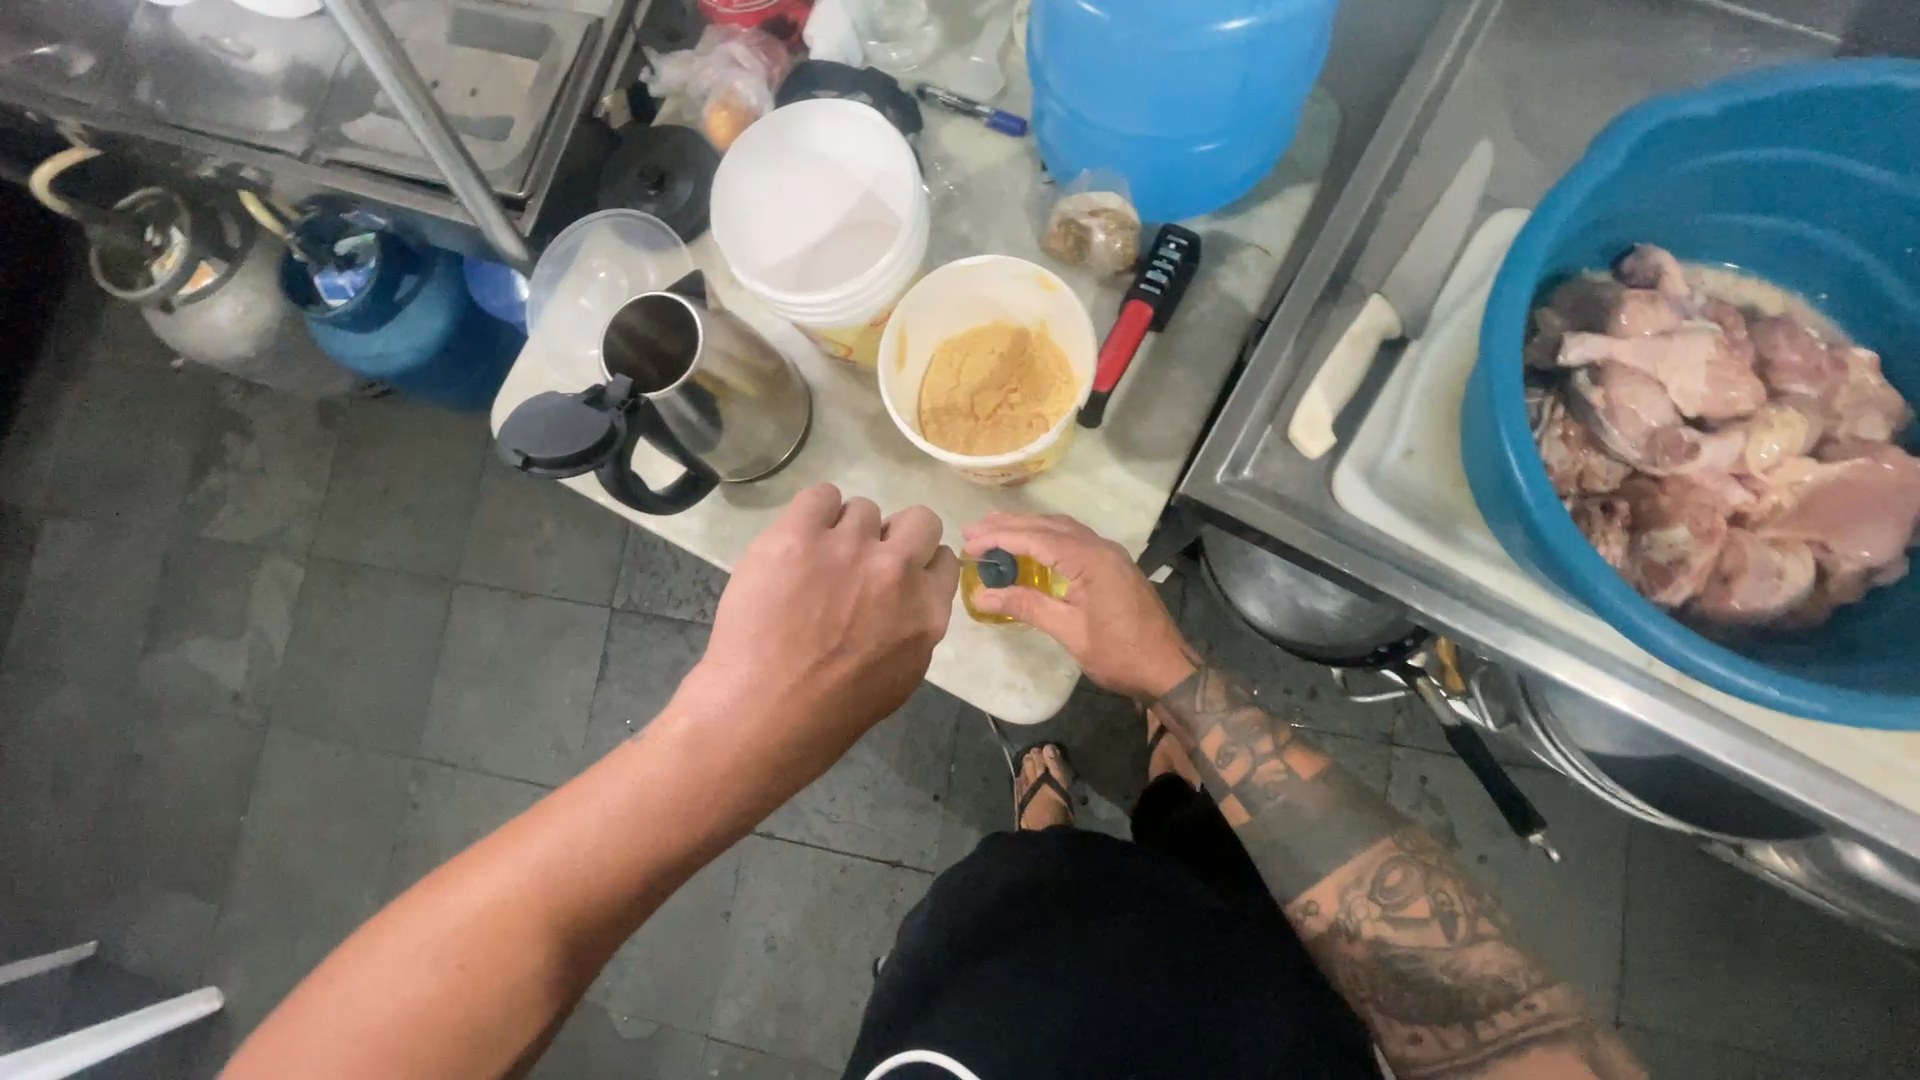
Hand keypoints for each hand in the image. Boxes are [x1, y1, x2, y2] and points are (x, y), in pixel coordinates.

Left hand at [682, 485, 960, 766]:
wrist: (763, 713)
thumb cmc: (831, 711)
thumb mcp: (900, 677)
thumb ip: (913, 627)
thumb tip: (907, 598)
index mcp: (926, 611)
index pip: (943, 559)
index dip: (919, 562)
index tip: (896, 574)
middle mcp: (897, 570)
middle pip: (919, 520)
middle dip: (896, 536)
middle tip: (863, 560)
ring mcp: (849, 547)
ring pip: (864, 509)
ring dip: (846, 531)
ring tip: (816, 561)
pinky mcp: (800, 534)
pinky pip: (821, 495)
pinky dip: (814, 513)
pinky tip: (798, 540)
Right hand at [962, 513, 1196, 701]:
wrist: (1168, 668)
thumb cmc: (1119, 654)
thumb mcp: (1069, 632)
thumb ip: (1026, 606)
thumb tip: (982, 595)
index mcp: (1090, 559)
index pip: (1036, 538)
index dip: (1000, 538)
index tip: (970, 544)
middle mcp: (1101, 547)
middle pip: (1048, 526)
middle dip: (1009, 525)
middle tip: (973, 530)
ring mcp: (1110, 554)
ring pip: (1062, 529)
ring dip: (1028, 527)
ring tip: (994, 530)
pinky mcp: (1113, 565)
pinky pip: (1074, 539)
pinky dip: (1047, 537)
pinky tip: (1031, 546)